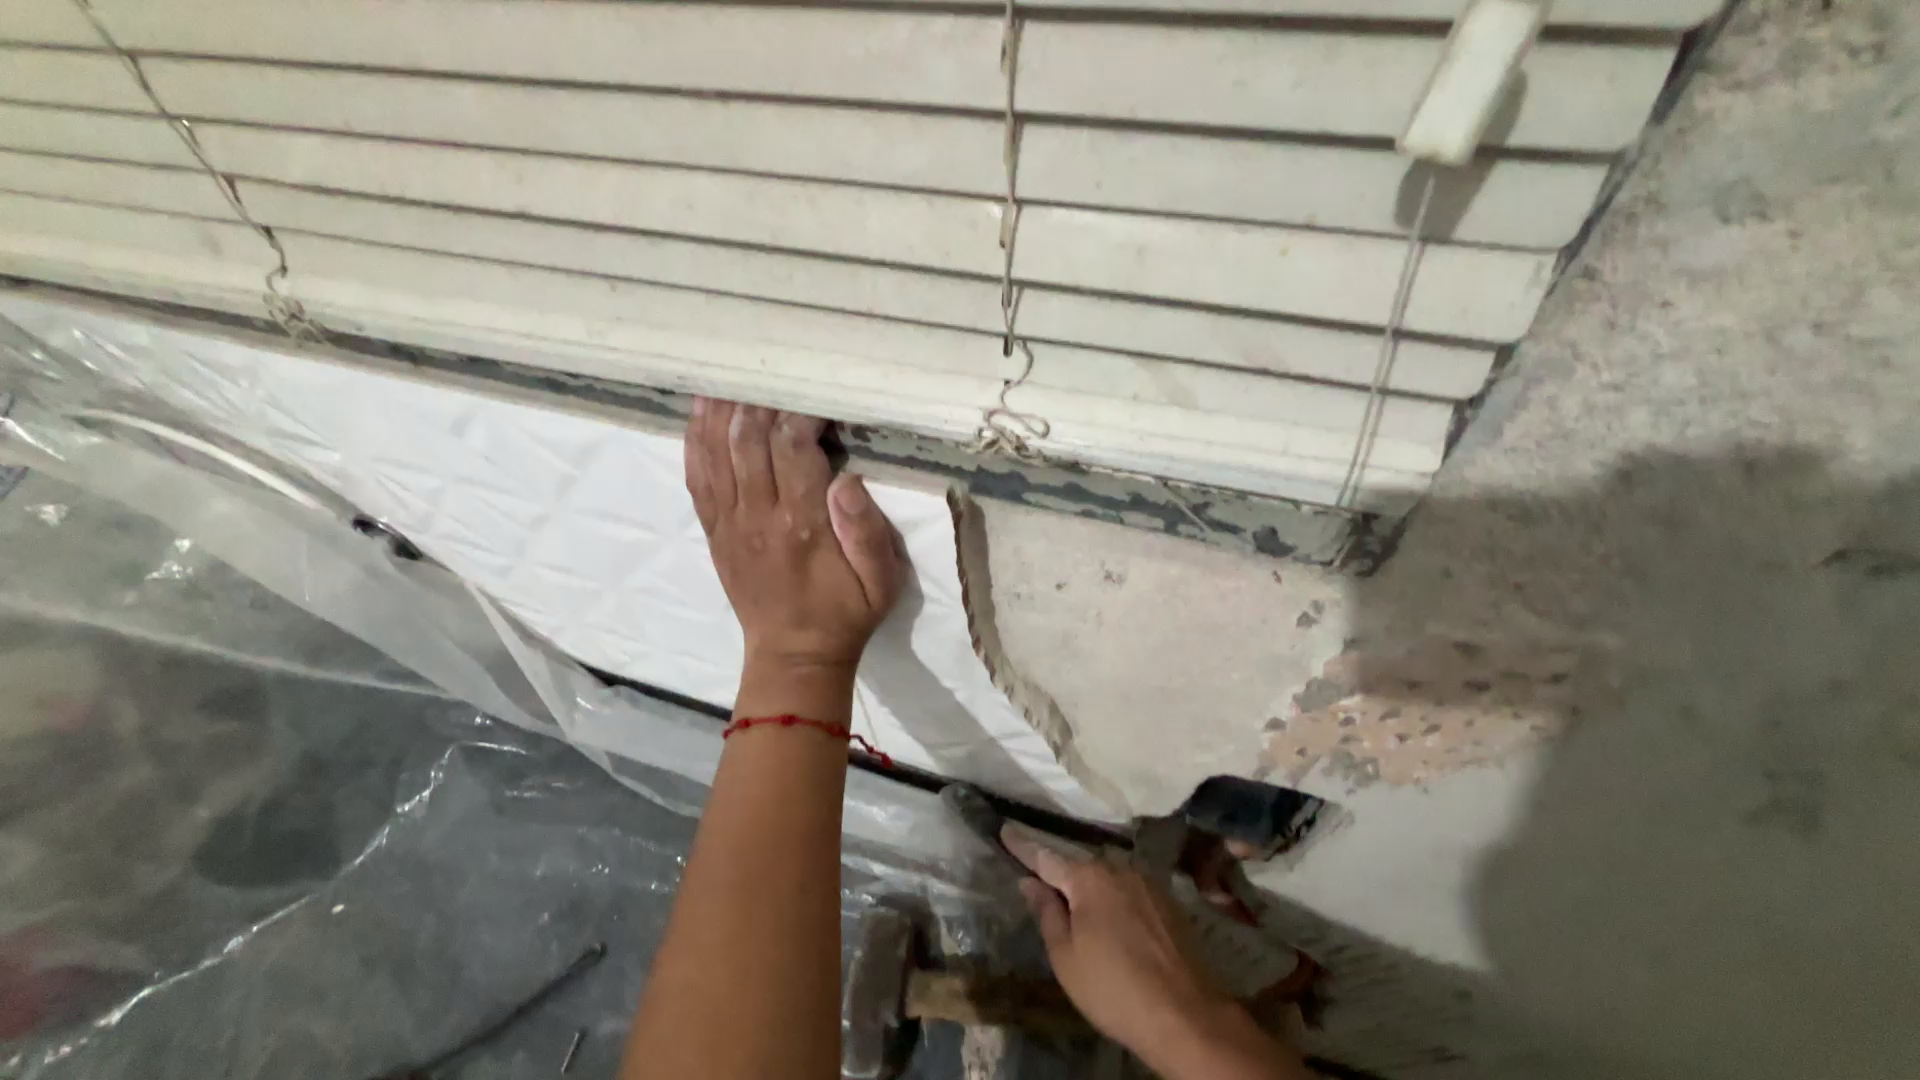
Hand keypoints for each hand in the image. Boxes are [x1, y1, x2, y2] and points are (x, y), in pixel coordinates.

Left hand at [685, 399, 904, 672]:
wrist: (795, 654)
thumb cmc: (846, 613)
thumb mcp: (882, 581)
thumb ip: (868, 531)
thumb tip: (846, 479)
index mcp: (803, 524)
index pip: (794, 448)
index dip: (803, 414)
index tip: (819, 398)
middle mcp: (759, 516)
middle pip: (748, 440)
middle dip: (760, 401)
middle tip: (774, 376)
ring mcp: (730, 523)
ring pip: (716, 453)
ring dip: (721, 411)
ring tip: (730, 376)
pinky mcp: (714, 532)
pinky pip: (697, 479)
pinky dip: (694, 442)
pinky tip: (699, 412)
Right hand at [1003, 827, 1296, 1079]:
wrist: (1185, 1015)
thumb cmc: (1113, 989)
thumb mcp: (1065, 956)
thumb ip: (1047, 912)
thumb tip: (1030, 881)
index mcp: (1088, 879)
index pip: (1046, 857)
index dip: (1022, 846)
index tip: (1005, 829)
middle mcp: (1119, 869)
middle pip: (1080, 868)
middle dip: (1062, 875)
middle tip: (1043, 889)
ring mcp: (1148, 884)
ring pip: (1108, 880)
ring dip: (1092, 890)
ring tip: (1081, 915)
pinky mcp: (1169, 902)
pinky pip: (1130, 892)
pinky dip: (1116, 902)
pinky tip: (1115, 926)